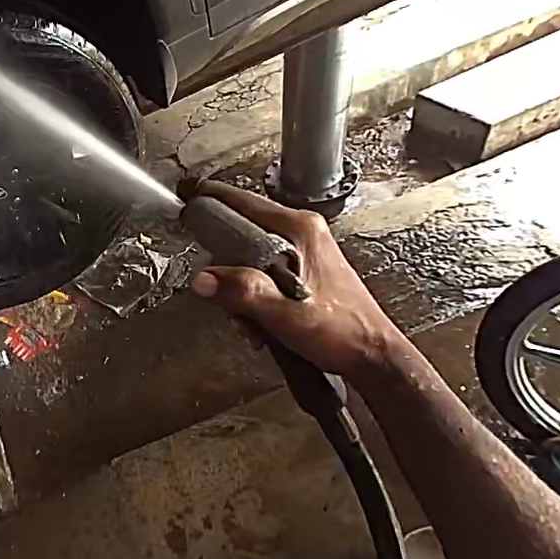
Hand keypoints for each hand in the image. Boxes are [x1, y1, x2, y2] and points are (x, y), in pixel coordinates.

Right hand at [188, 187, 405, 381]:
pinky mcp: (302, 272)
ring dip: (241, 295)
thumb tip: (204, 279)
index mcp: (299, 230)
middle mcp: (301, 234)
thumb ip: (242, 293)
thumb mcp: (285, 313)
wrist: (373, 356)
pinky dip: (255, 302)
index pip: (244, 203)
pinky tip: (261, 327)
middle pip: (242, 237)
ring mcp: (302, 252)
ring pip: (249, 262)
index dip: (212, 202)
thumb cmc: (342, 332)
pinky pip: (263, 277)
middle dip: (227, 274)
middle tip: (228, 303)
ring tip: (251, 324)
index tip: (187, 203)